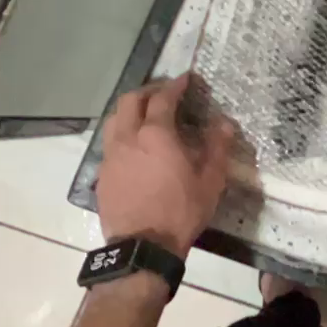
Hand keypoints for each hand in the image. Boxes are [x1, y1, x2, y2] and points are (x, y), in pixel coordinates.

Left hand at [96, 73, 235, 257]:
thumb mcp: (211, 180)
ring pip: (114, 120)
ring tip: (146, 116)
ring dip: (130, 110)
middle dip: (148, 92)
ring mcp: (110, 156)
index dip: (175, 86)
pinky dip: (123, 134)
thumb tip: (224, 123)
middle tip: (165, 93)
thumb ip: (217, 147)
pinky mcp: (102, 174)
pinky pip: (110, 143)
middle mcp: (128, 138)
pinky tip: (136, 148)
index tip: (187, 79)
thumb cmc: (182, 211)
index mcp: (156, 135)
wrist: (143, 246)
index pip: (163, 99)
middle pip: (130, 101)